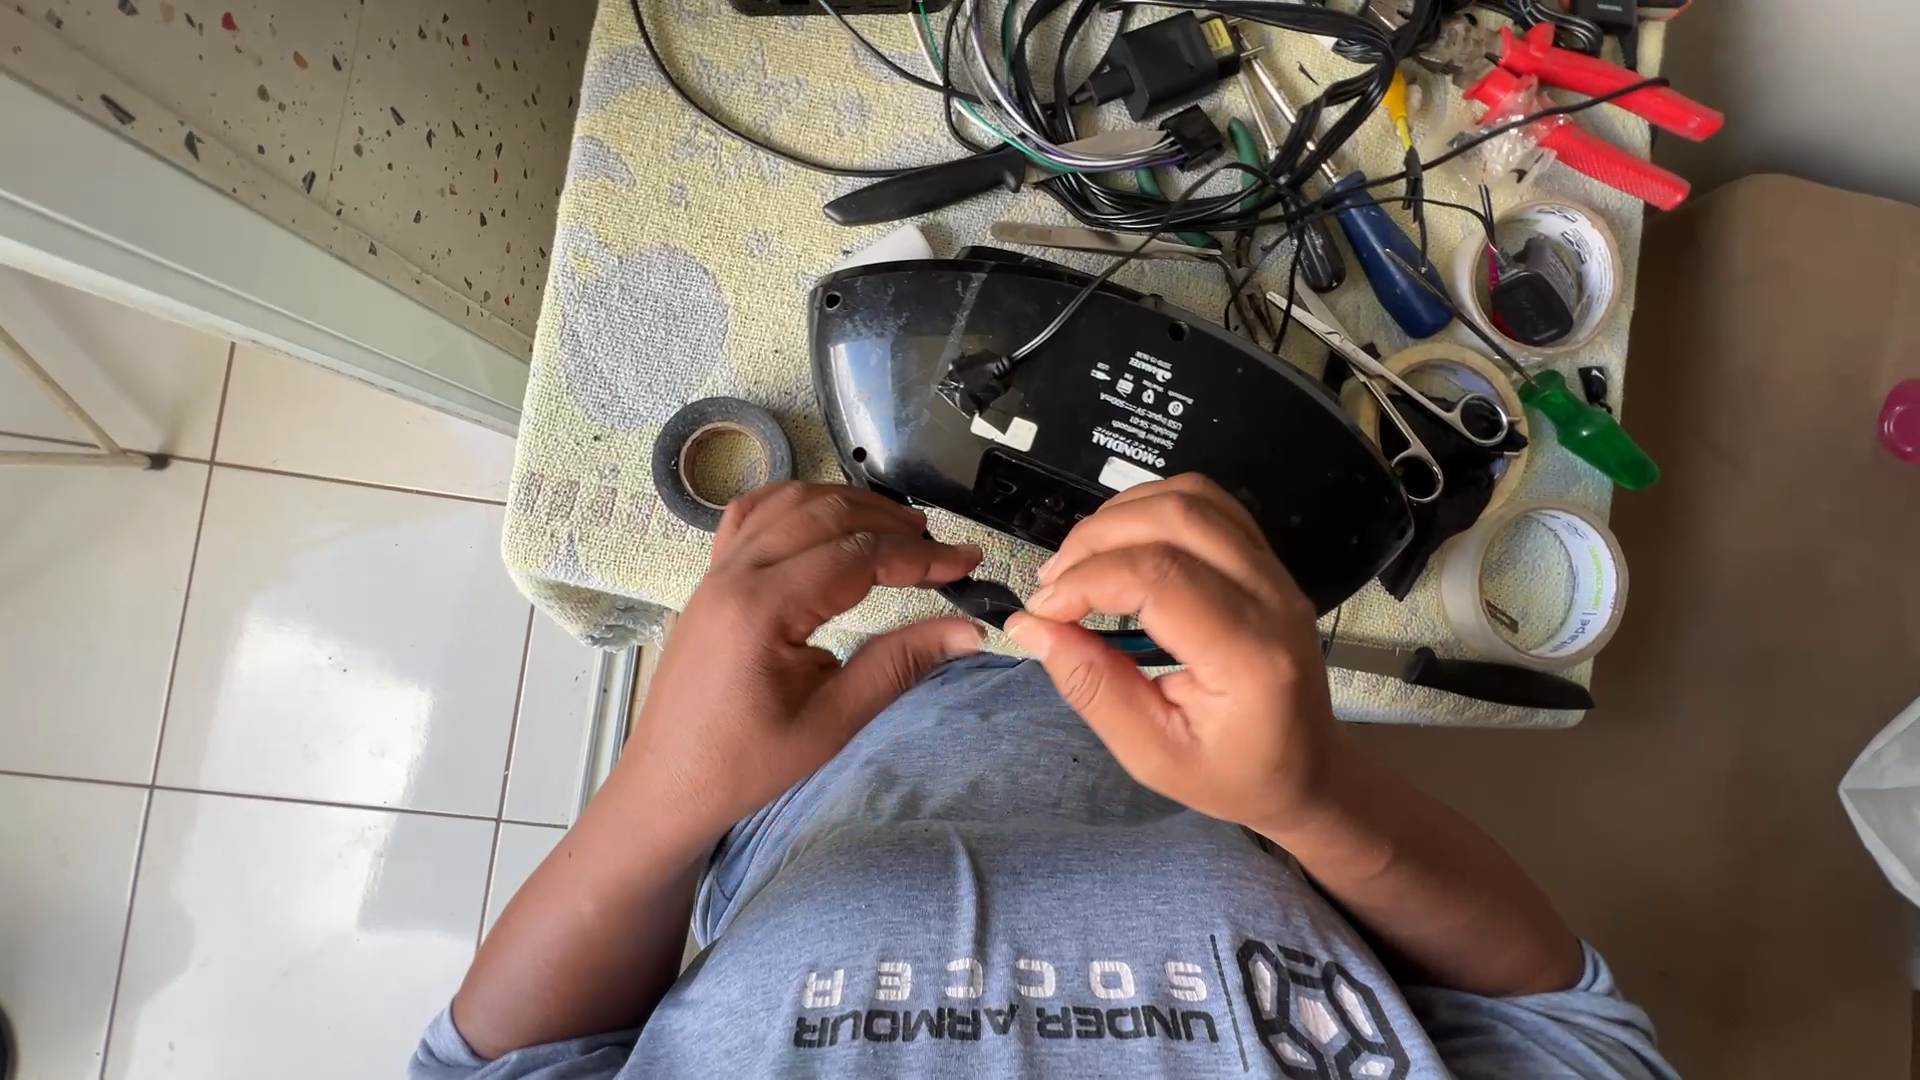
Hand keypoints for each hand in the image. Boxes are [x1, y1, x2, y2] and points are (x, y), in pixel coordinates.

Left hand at [623, 483, 985, 841]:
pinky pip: (753, 514)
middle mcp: (736, 573)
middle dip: (891, 523)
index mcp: (763, 609)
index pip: (858, 556)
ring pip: (791, 503)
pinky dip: (798, 503)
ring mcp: (717, 569)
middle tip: (939, 547)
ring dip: (849, 505)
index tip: (967, 562)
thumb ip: (900, 664)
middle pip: (827, 516)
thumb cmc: (746, 764)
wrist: (667, 785)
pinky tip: (825, 517)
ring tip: (897, 527)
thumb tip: (969, 631)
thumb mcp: (832, 722)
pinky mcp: (711, 576)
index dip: (920, 556)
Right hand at [1005, 474, 1345, 833]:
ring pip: (1190, 497)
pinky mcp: (1265, 557)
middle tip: (1053, 584)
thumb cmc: (1231, 775)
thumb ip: (1091, 686)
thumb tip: (1030, 626)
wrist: (1308, 768)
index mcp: (1249, 656)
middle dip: (1094, 541)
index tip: (1043, 612)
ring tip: (1079, 562)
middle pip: (1175, 519)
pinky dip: (1148, 508)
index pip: (1158, 578)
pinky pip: (1206, 501)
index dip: (1086, 582)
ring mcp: (1274, 569)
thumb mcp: (1151, 755)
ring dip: (1118, 517)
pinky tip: (1119, 543)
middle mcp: (1272, 597)